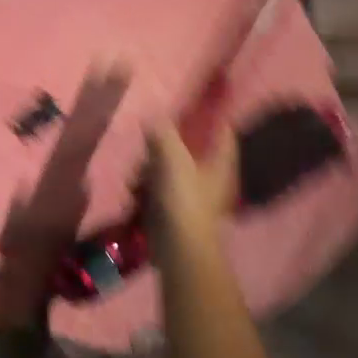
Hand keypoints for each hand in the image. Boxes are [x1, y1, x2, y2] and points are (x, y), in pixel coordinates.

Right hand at [149, 121, 237, 242]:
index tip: (186, 111)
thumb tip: (154, 116)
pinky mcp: (172, 207)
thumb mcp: (174, 161)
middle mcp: (209, 176)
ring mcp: (190, 193)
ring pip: (165, 168)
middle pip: (185, 149)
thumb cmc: (184, 201)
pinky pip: (155, 188)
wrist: (178, 247)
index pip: (222, 133)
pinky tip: (135, 194)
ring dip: (147, 170)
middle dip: (161, 149)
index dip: (209, 119)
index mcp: (220, 164)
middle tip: (149, 152)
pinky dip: (143, 189)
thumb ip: (164, 136)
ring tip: (138, 179)